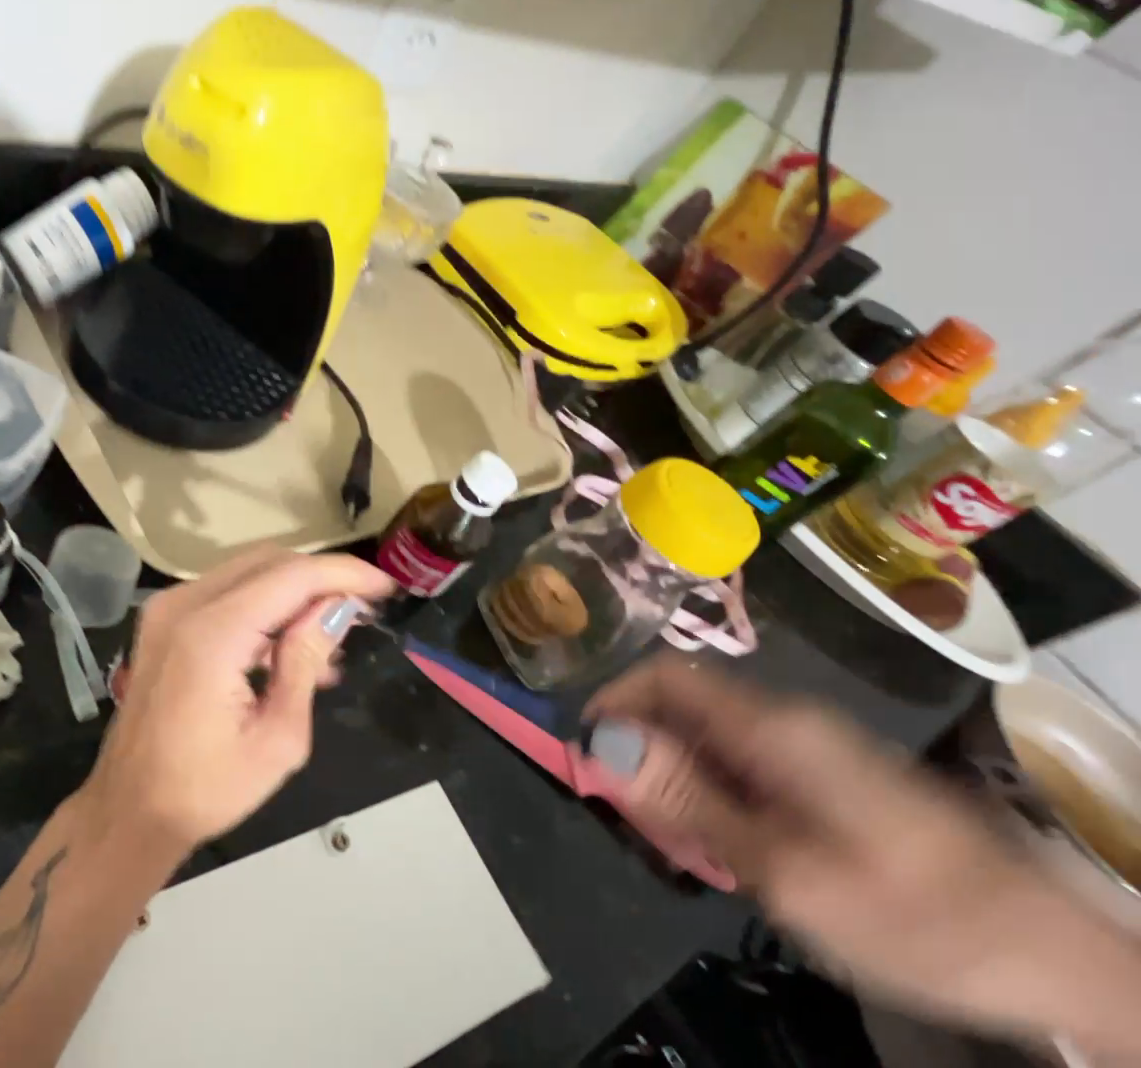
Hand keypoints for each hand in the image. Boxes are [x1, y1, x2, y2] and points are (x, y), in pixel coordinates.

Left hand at [77, 547, 394, 858]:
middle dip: (320, 580)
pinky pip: (224, 596)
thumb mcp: (277, 737)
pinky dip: (262, 610)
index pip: (292, 576)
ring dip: (292, 596)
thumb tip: (336, 611)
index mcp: (212, 634)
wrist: (131, 808)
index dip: (344, 575)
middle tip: (360, 614)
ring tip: (331, 646)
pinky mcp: (162, 624)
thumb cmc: (207, 788)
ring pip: (246, 574)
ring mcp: (167, 611)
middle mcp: (183, 606)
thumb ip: (306, 662)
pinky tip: (291, 653)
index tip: (385, 587)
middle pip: (268, 563)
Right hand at [586, 656, 1089, 1035]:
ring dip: (674, 784)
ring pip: (706, 741)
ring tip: (680, 845)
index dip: (611, 703)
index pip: (664, 675)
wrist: (1052, 958)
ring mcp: (810, 749)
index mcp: (777, 729)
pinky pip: (739, 768)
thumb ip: (690, 802)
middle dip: (640, 754)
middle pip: (680, 708)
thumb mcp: (787, 869)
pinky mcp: (824, 777)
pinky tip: (724, 848)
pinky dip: (710, 798)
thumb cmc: (916, 916)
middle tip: (634, 820)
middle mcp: (789, 723)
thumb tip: (604, 743)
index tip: (582, 755)